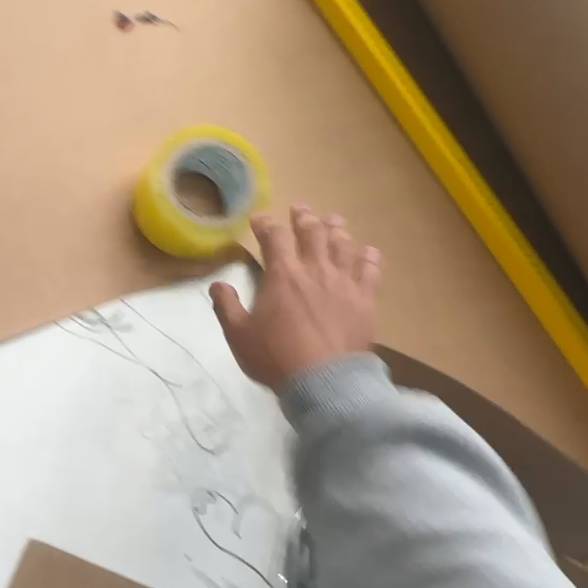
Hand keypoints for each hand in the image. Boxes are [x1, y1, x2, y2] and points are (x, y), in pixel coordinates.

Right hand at [208, 206, 382, 389]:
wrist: (323, 378)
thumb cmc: (274, 356)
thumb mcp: (238, 335)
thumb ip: (227, 306)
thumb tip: (217, 285)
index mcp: (283, 276)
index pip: (274, 239)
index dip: (266, 225)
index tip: (259, 217)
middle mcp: (316, 270)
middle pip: (312, 234)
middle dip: (304, 218)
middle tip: (300, 209)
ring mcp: (344, 282)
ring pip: (343, 245)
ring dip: (336, 229)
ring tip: (333, 220)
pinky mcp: (365, 298)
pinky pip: (370, 269)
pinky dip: (367, 256)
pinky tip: (366, 251)